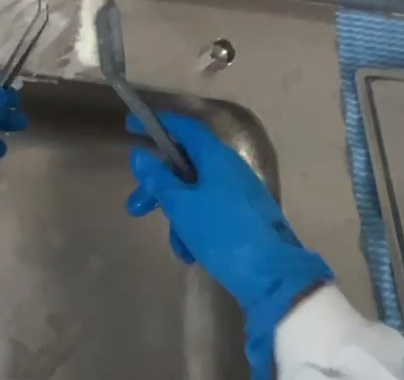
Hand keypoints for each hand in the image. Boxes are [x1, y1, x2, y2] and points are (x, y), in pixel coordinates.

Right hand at [126, 113, 331, 379]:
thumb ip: (158, 179)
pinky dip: (195, 228)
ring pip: (194, 193)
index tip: (130, 127)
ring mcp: (238, 194)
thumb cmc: (223, 232)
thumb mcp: (182, 205)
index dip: (155, 125)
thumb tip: (139, 154)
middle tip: (136, 207)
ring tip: (177, 246)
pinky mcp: (243, 218)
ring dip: (177, 215)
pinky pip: (209, 212)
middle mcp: (228, 168)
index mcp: (215, 155)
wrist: (274, 277)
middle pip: (183, 166)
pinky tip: (191, 254)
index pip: (181, 128)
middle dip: (158, 187)